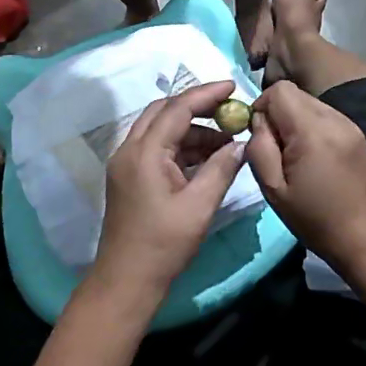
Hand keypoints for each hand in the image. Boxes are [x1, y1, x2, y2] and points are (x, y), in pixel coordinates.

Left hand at [92, 81, 248, 301]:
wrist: (126, 279)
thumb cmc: (164, 244)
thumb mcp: (200, 206)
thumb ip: (221, 169)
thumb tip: (240, 144)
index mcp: (144, 152)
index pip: (177, 109)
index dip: (206, 95)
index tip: (232, 86)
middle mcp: (129, 150)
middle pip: (163, 112)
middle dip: (197, 109)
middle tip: (229, 113)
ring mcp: (125, 164)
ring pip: (159, 131)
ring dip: (190, 131)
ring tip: (225, 144)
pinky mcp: (127, 177)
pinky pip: (154, 149)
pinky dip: (179, 147)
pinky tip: (205, 160)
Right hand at [245, 81, 365, 270]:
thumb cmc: (315, 219)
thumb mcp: (273, 189)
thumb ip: (259, 147)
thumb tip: (258, 121)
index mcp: (312, 131)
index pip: (278, 90)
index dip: (261, 107)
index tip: (260, 137)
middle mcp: (335, 119)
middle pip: (294, 93)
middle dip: (277, 114)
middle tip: (276, 150)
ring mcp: (350, 125)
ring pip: (309, 103)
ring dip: (294, 121)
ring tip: (295, 157)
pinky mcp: (357, 134)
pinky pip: (324, 116)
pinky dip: (310, 127)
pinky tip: (313, 158)